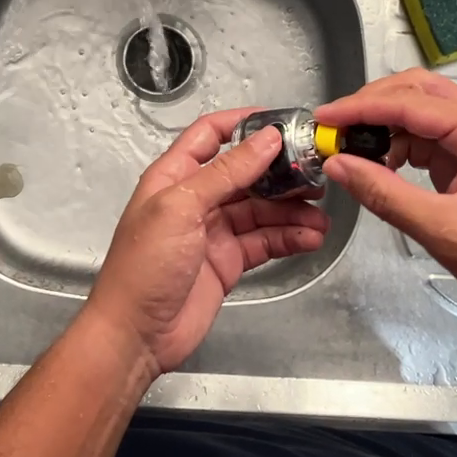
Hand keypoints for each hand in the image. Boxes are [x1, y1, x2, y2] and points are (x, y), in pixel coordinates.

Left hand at [80, 109, 330, 375]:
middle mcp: (195, 199)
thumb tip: (266, 138)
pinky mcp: (227, 261)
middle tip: (315, 175)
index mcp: (174, 176)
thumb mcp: (182, 208)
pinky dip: (287, 238)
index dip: (243, 123)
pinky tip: (309, 238)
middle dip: (279, 173)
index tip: (280, 122)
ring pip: (260, 210)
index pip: (210, 135)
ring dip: (290, 211)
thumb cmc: (145, 265)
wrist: (135, 335)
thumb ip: (226, 172)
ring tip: (320, 216)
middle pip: (244, 173)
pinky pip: (263, 241)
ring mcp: (212, 231)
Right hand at [316, 70, 456, 329]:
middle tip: (334, 128)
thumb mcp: (441, 230)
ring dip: (386, 122)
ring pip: (424, 108)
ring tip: (351, 147)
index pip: (412, 103)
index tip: (323, 118)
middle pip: (419, 91)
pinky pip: (432, 134)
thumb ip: (384, 193)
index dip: (362, 108)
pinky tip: (382, 162)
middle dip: (373, 105)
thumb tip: (336, 164)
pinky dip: (401, 142)